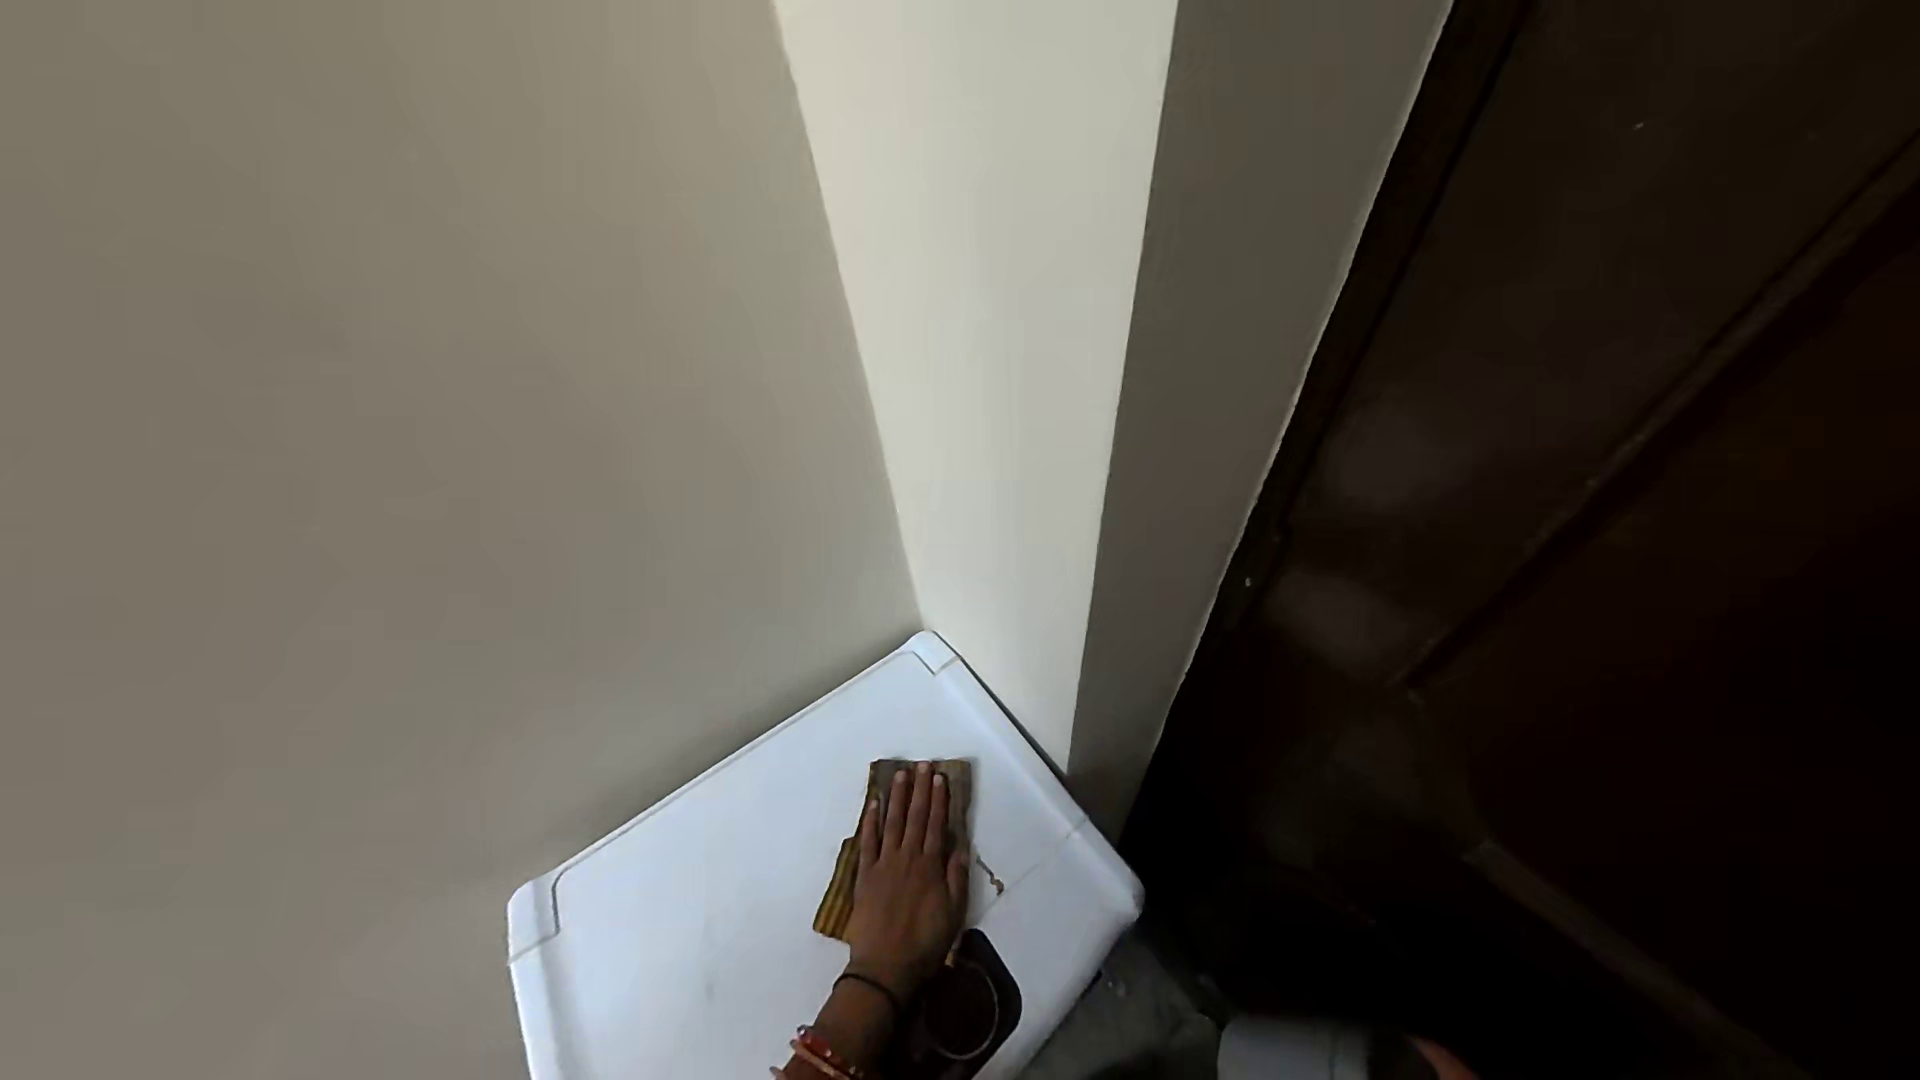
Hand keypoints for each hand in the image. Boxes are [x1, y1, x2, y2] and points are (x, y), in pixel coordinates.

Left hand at [843, 762, 968, 996]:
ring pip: (892, 822)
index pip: (936, 823)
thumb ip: (956, 877)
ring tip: (900, 774)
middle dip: (920, 789)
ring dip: (897, 796)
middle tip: (922, 764)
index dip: (938, 799)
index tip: (939, 777)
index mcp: (930, 865)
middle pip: (915, 816)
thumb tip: (960, 845)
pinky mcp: (865, 875)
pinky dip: (870, 821)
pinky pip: (868, 842)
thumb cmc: (925, 943)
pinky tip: (873, 803)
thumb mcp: (953, 913)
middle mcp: (907, 857)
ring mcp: (884, 863)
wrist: (885, 967)